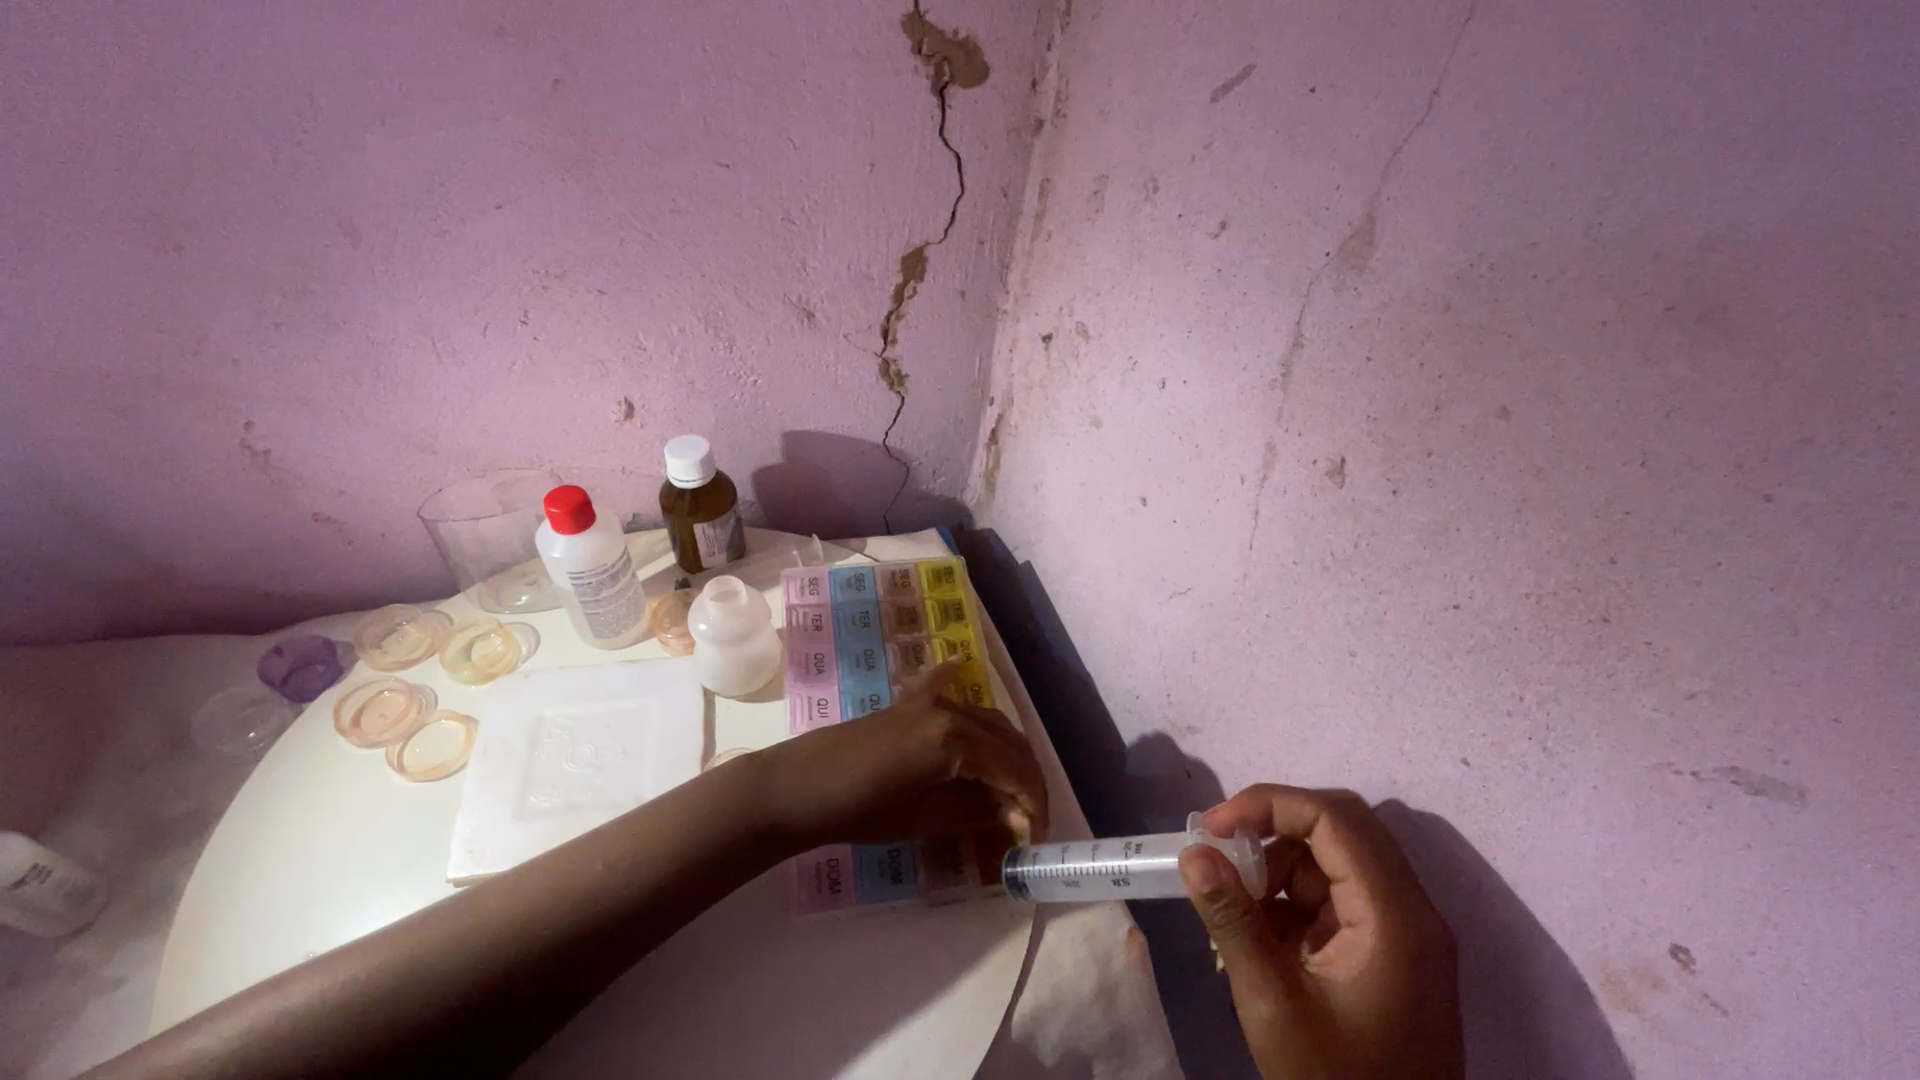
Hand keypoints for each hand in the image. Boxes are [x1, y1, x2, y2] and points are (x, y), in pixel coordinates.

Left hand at [751, 661, 1048, 848]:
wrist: (797, 786)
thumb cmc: (858, 811)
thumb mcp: (923, 820)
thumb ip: (975, 811)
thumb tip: (1015, 814)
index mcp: (956, 741)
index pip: (1014, 772)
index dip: (1032, 806)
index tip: (1037, 838)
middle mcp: (951, 711)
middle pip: (1009, 742)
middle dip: (1027, 780)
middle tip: (1031, 818)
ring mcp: (930, 700)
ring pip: (988, 720)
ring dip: (1007, 751)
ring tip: (1012, 785)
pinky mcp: (909, 701)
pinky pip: (944, 685)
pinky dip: (959, 680)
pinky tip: (963, 666)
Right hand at [1179, 785, 1462, 1079]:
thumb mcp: (1271, 1003)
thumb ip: (1233, 919)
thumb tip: (1193, 852)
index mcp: (1395, 917)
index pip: (1334, 819)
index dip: (1268, 804)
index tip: (1211, 827)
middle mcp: (1411, 911)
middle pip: (1340, 828)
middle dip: (1272, 828)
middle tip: (1218, 848)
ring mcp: (1404, 932)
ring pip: (1335, 860)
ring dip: (1278, 868)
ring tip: (1232, 910)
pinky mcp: (1390, 953)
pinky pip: (1336, 897)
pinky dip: (1291, 901)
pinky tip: (1256, 937)